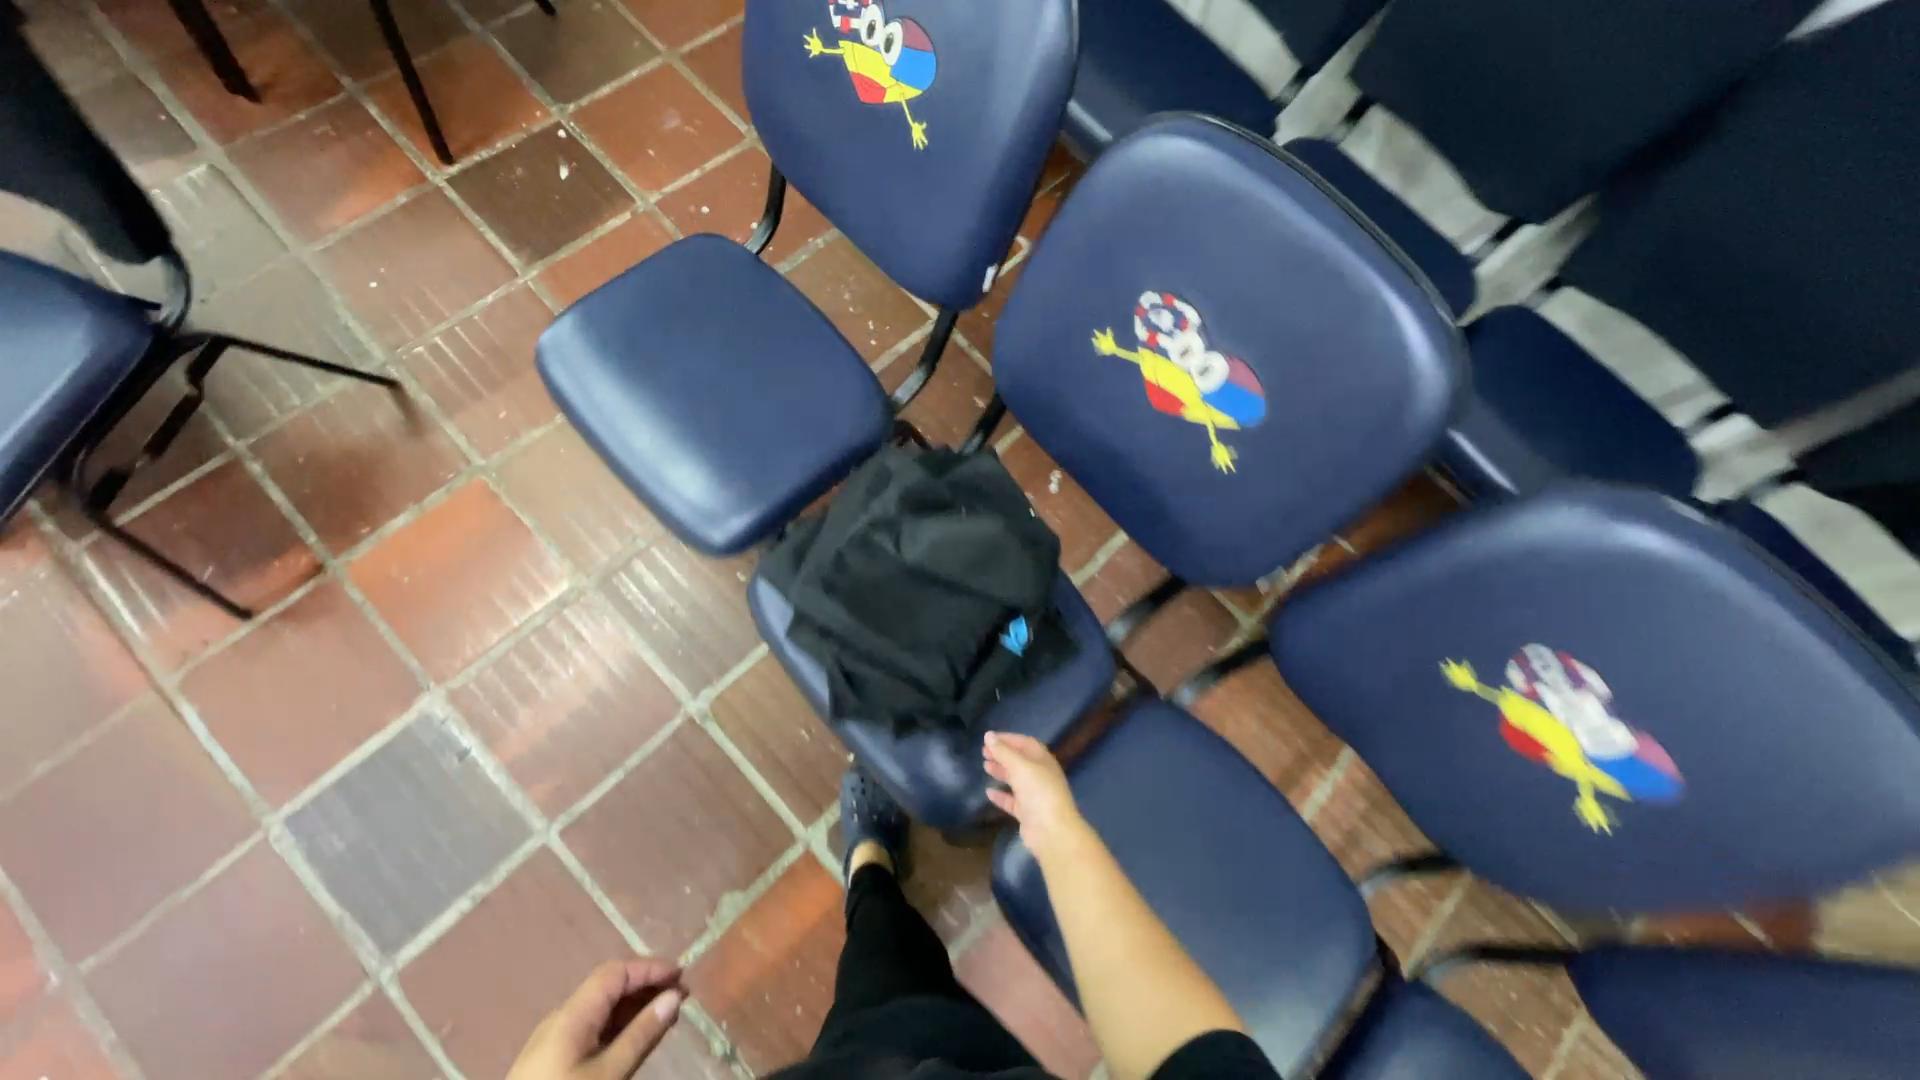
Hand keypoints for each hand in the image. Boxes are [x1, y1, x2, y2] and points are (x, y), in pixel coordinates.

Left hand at [507, 958, 683, 1079]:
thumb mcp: (609, 1075)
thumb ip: (641, 1034)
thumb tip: (673, 997)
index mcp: (572, 1015)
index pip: (615, 973)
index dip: (649, 969)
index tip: (681, 977)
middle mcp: (562, 1018)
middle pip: (608, 987)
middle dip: (645, 986)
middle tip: (681, 999)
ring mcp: (554, 1039)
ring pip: (601, 1009)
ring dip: (634, 1007)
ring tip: (665, 1018)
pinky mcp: (553, 1059)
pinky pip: (592, 1028)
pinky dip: (619, 1026)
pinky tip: (635, 1039)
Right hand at [983, 731, 1087, 856]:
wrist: (1051, 830)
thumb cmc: (1038, 791)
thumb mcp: (1020, 766)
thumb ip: (1003, 751)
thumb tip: (988, 735)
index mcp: (1043, 761)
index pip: (1026, 743)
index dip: (1008, 738)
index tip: (989, 738)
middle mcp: (1040, 776)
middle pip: (1020, 761)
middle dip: (1002, 754)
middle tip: (984, 752)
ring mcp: (1034, 795)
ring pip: (1015, 779)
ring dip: (1001, 771)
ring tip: (985, 766)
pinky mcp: (1027, 813)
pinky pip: (1012, 800)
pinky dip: (1000, 795)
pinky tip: (988, 792)